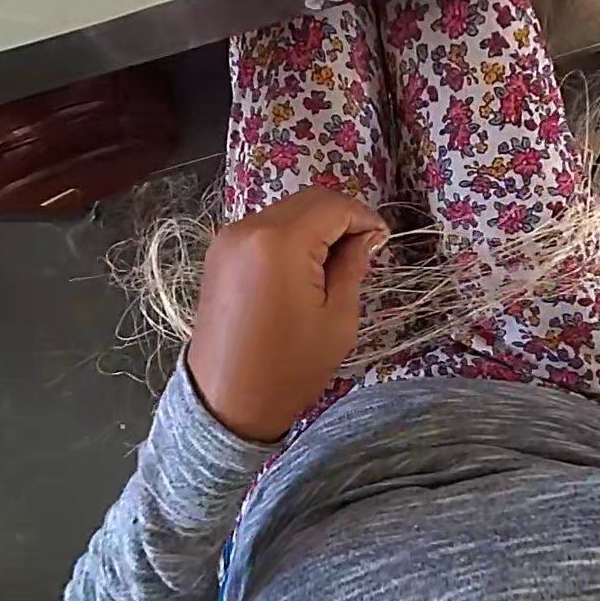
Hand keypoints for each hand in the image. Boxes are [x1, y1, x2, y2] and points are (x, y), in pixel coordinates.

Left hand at [187, 188, 388, 441]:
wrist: (225, 400)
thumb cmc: (288, 367)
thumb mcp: (337, 319)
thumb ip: (352, 266)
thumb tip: (364, 238)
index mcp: (278, 242)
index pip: (332, 205)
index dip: (364, 217)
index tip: (381, 241)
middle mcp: (247, 227)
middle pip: (306, 200)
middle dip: (340, 218)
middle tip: (361, 252)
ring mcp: (227, 238)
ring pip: (284, 211)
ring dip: (313, 225)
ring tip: (332, 264)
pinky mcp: (218, 252)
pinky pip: (262, 227)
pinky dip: (288, 235)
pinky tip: (301, 266)